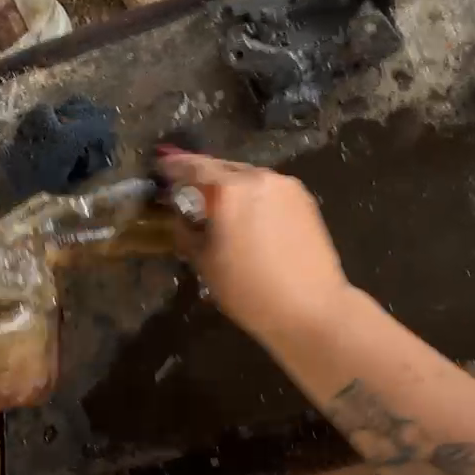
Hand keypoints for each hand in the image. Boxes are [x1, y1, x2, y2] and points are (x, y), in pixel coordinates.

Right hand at [158, 152, 352, 342]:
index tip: (162, 166)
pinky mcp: (305, 199)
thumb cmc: (249, 290)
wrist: (312, 308)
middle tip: (189, 191)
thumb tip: (182, 215)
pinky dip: (254, 197)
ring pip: (248, 178)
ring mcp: (286, 186)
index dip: (174, 166)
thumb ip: (187, 231)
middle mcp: (258, 177)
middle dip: (205, 177)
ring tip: (220, 208)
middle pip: (223, 168)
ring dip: (231, 188)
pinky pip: (269, 190)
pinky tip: (249, 218)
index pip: (194, 167)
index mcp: (230, 189)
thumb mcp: (205, 263)